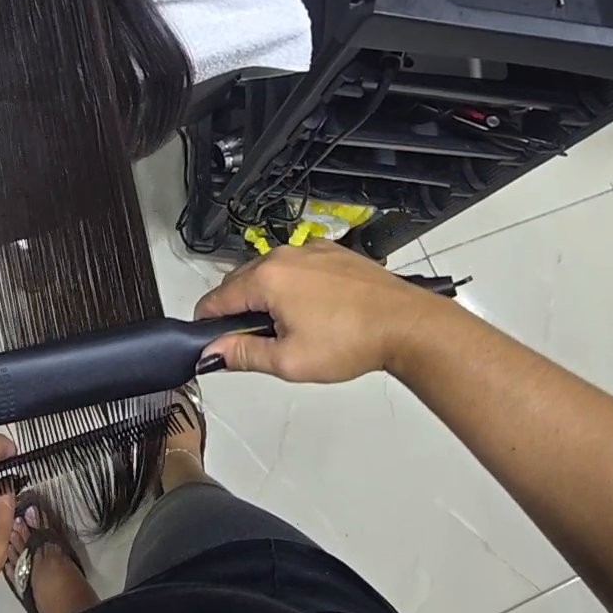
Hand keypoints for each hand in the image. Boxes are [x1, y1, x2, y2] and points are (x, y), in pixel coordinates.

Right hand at [195, 241, 454, 382]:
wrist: (406, 325)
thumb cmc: (351, 342)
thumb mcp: (290, 361)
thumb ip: (244, 355)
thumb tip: (212, 353)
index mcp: (266, 279)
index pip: (217, 298)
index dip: (207, 321)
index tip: (209, 340)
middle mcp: (282, 256)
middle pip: (240, 282)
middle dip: (238, 310)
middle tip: (254, 341)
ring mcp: (308, 250)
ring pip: (268, 272)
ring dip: (266, 296)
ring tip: (288, 328)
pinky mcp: (329, 252)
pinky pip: (295, 266)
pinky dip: (291, 285)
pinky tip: (311, 310)